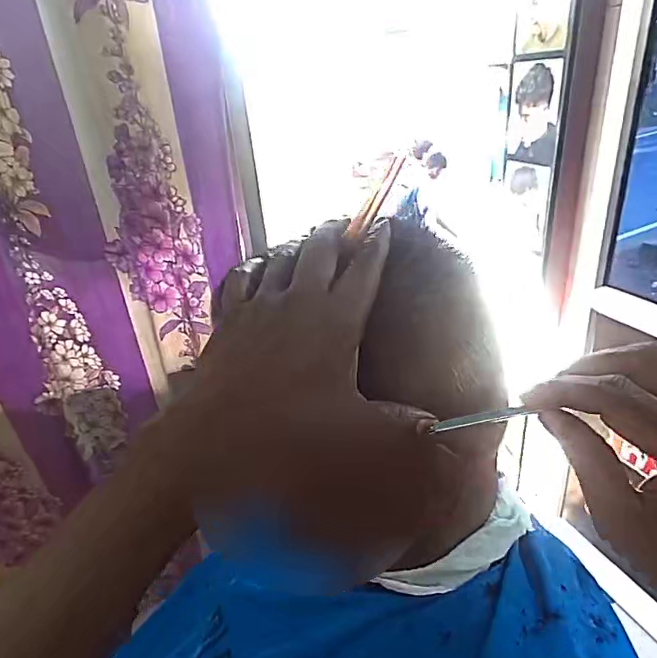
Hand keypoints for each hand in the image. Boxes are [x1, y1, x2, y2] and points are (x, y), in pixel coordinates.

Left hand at [146, 224, 458, 587]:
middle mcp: (299, 301)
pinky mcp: (230, 318)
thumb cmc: (292, 432)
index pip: (364, 270)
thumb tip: (436, 428)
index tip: (384, 226)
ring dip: (297, 246)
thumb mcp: (355, 431)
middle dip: (335, 232)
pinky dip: (255, 266)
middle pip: (320, 250)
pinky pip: (243, 277)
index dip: (376, 245)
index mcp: (336, 319)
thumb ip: (398, 427)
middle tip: (344, 222)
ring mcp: (260, 306)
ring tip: (306, 240)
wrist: (219, 435)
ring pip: (282, 258)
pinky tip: (258, 267)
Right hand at [523, 344, 656, 657]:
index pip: (615, 396)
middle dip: (589, 366)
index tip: (531, 395)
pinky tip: (630, 384)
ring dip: (622, 360)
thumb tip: (552, 415)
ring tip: (583, 379)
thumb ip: (584, 457)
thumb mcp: (621, 520)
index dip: (563, 390)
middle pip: (646, 362)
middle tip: (552, 384)